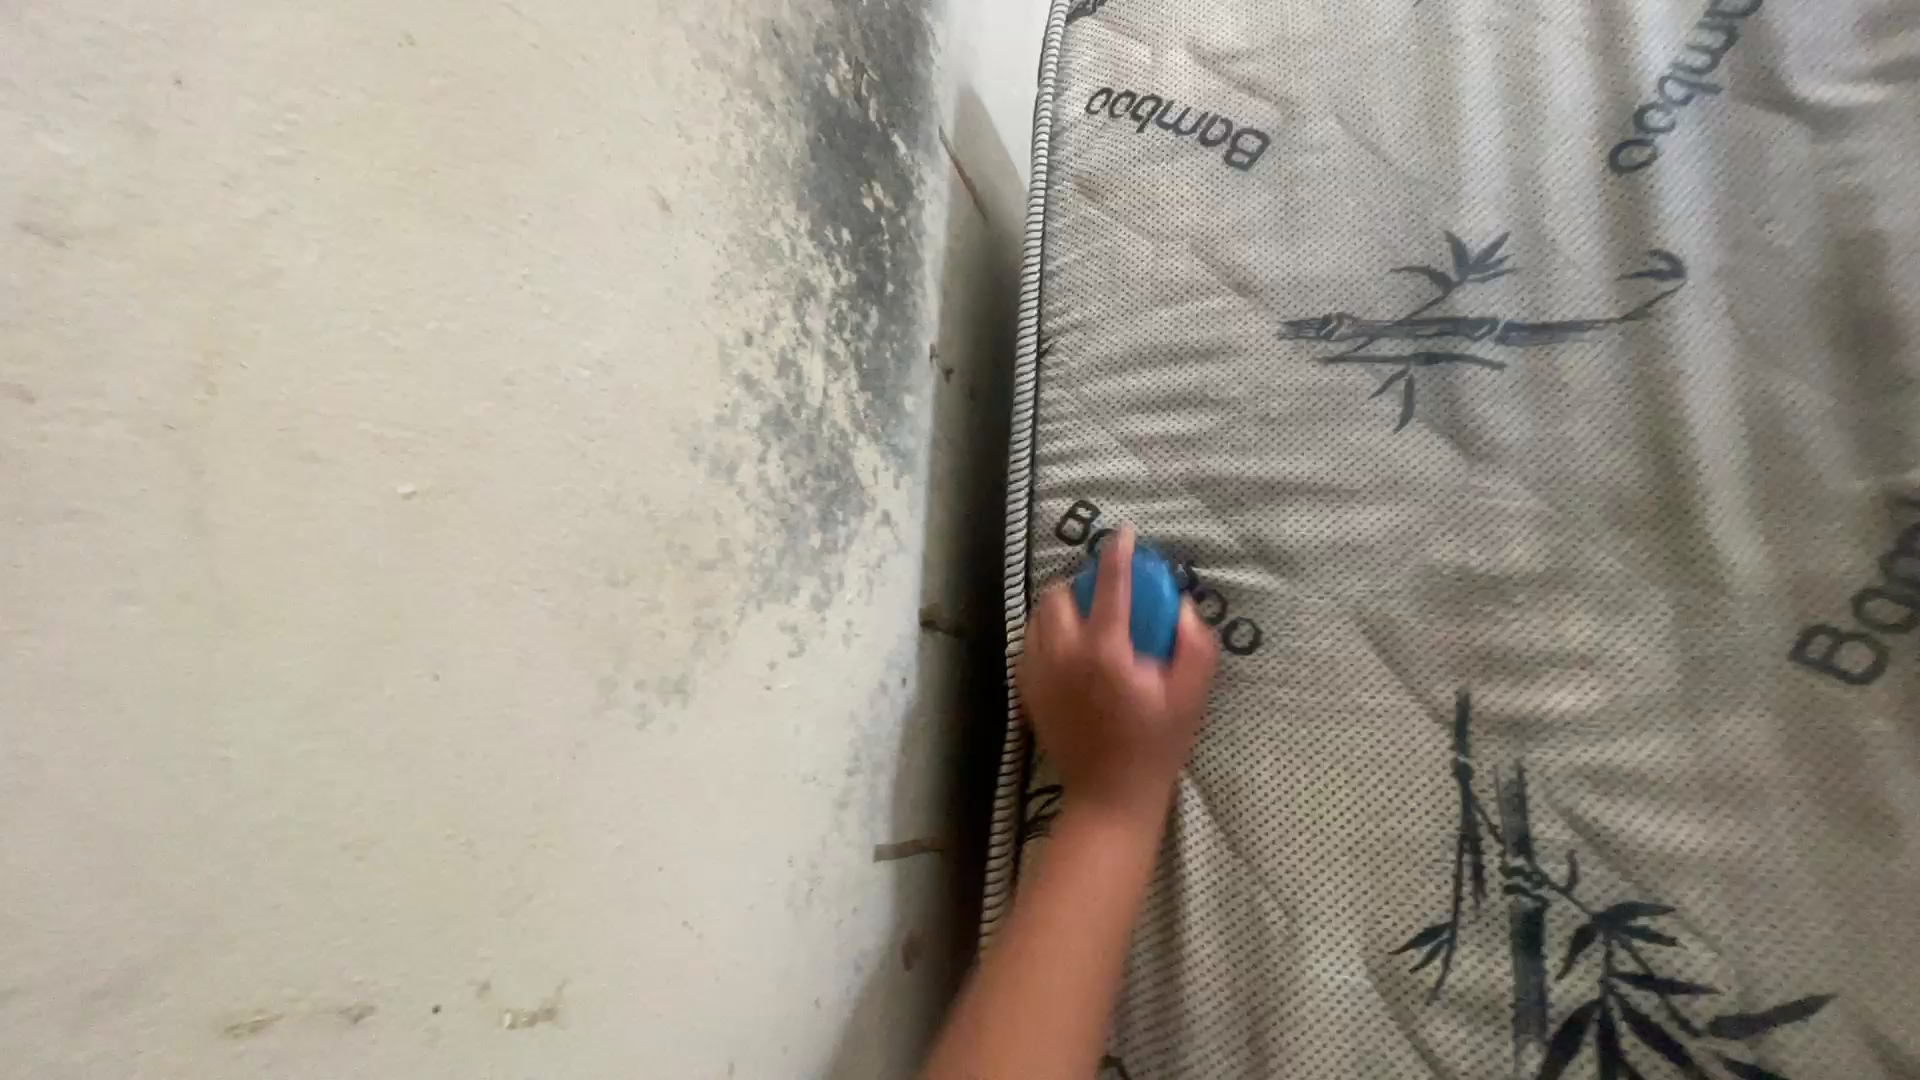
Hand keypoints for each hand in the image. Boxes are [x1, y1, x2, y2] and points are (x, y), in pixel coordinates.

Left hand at [1018, 526, 1220, 828]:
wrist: (1108, 796)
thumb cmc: (1154, 746)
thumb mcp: (1191, 697)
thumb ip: (1194, 645)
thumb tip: (1182, 605)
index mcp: (1105, 652)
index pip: (1109, 586)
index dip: (1116, 553)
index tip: (1122, 535)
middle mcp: (1063, 654)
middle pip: (1058, 594)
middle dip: (1081, 584)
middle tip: (1105, 595)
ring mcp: (1038, 672)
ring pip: (1038, 616)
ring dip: (1061, 608)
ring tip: (1086, 620)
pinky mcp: (1026, 689)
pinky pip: (1029, 642)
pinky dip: (1046, 634)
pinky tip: (1069, 650)